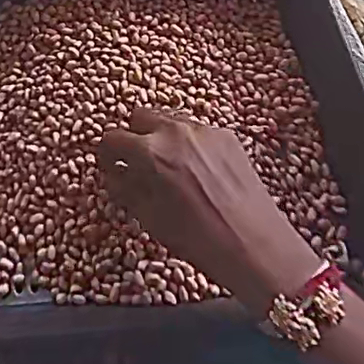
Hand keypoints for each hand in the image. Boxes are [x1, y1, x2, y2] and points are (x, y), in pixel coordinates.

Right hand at [99, 110, 321, 312]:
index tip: (110, 164)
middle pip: (141, 117)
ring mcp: (205, 130)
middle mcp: (176, 131)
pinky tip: (197, 172)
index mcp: (151, 153)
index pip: (112, 137)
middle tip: (137, 163)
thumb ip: (125, 188)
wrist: (256, 246)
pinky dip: (189, 144)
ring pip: (170, 120)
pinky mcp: (227, 135)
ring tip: (169, 169)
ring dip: (161, 137)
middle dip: (134, 137)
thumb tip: (114, 172)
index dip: (107, 153)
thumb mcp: (150, 218)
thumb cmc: (200, 239)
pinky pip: (196, 131)